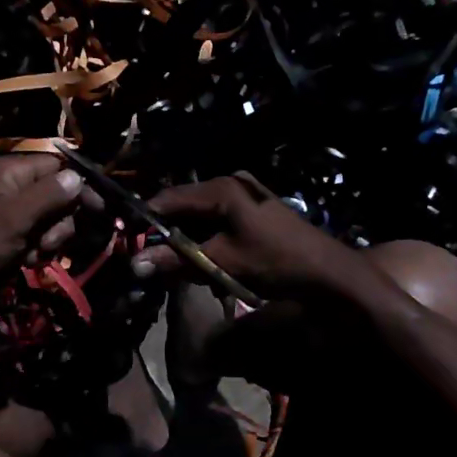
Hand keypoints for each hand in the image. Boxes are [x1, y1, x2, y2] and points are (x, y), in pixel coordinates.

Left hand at [0, 154, 85, 293]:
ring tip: (34, 254)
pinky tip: (27, 262)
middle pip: (60, 195)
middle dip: (62, 220)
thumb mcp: (14, 217)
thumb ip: (48, 195)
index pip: (57, 165)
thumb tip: (77, 177)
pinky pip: (41, 239)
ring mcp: (14, 215)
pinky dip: (39, 251)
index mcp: (10, 172)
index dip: (79, 185)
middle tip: (48, 240)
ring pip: (53, 221)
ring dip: (51, 239)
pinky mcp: (14, 238)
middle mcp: (14, 188)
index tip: (98, 208)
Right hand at [128, 174, 351, 295]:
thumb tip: (133, 264)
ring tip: (186, 269)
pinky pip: (216, 222)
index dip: (145, 220)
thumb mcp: (221, 262)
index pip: (168, 198)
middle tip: (156, 262)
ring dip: (189, 244)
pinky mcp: (252, 210)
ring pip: (199, 217)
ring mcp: (243, 195)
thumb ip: (176, 261)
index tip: (127, 241)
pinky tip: (210, 265)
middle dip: (169, 237)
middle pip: (183, 207)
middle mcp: (230, 183)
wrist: (328, 273)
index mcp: (221, 189)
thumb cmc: (275, 262)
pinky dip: (207, 242)